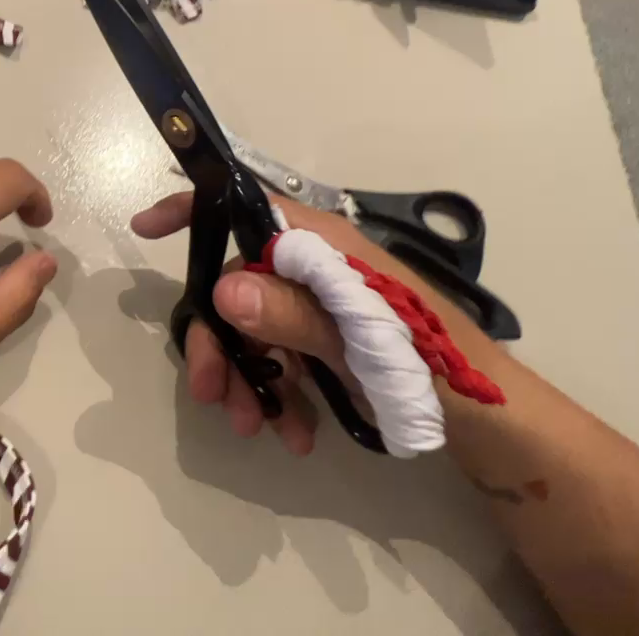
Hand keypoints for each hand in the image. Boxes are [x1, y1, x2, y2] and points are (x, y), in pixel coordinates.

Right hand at [131, 192, 426, 453]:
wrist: (492, 424)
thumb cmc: (433, 366)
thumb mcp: (362, 340)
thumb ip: (294, 312)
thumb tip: (222, 290)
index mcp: (321, 245)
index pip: (245, 207)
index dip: (192, 211)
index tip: (146, 229)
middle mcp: (312, 266)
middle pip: (236, 284)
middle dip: (217, 338)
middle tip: (207, 391)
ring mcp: (316, 305)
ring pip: (251, 327)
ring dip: (244, 376)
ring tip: (252, 426)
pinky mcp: (324, 340)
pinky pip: (278, 357)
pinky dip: (275, 392)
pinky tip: (288, 431)